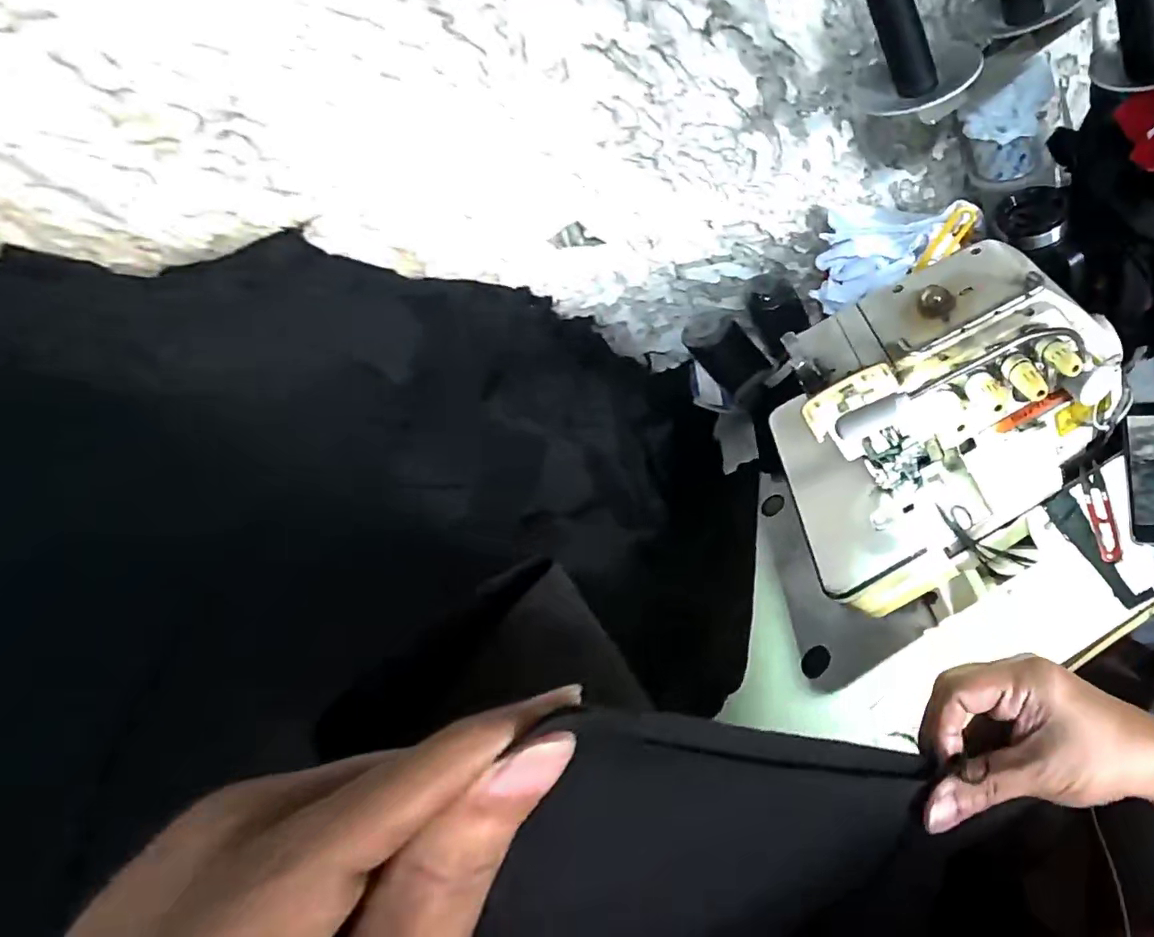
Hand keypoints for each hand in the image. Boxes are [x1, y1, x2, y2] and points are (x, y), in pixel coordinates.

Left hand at [68, 685, 582, 936]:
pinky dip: (327, 816)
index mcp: (235, 925)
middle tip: (519, 762)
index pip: (393, 785)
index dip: (489, 736)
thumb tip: (543, 752)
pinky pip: (241, 830)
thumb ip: (451, 876)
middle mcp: (156, 902)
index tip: (569, 704)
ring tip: (457, 792)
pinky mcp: (119, 922)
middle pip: (338, 786)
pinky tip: (363, 832)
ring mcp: (117, 913)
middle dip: (437, 766)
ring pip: (290, 797)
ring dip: (387, 787)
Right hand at [918, 655, 1153, 833]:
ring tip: (962, 779)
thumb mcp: (1037, 774)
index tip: (946, 771)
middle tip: (946, 775)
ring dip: (959, 740)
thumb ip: (982, 788)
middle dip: (943, 731)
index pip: (956, 686)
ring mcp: (1020, 687)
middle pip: (956, 688)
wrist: (1149, 757)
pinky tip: (981, 771)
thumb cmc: (1098, 757)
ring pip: (968, 705)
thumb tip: (929, 813)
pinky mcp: (1025, 705)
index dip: (941, 727)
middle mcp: (1014, 672)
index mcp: (1019, 675)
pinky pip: (986, 717)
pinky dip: (976, 744)